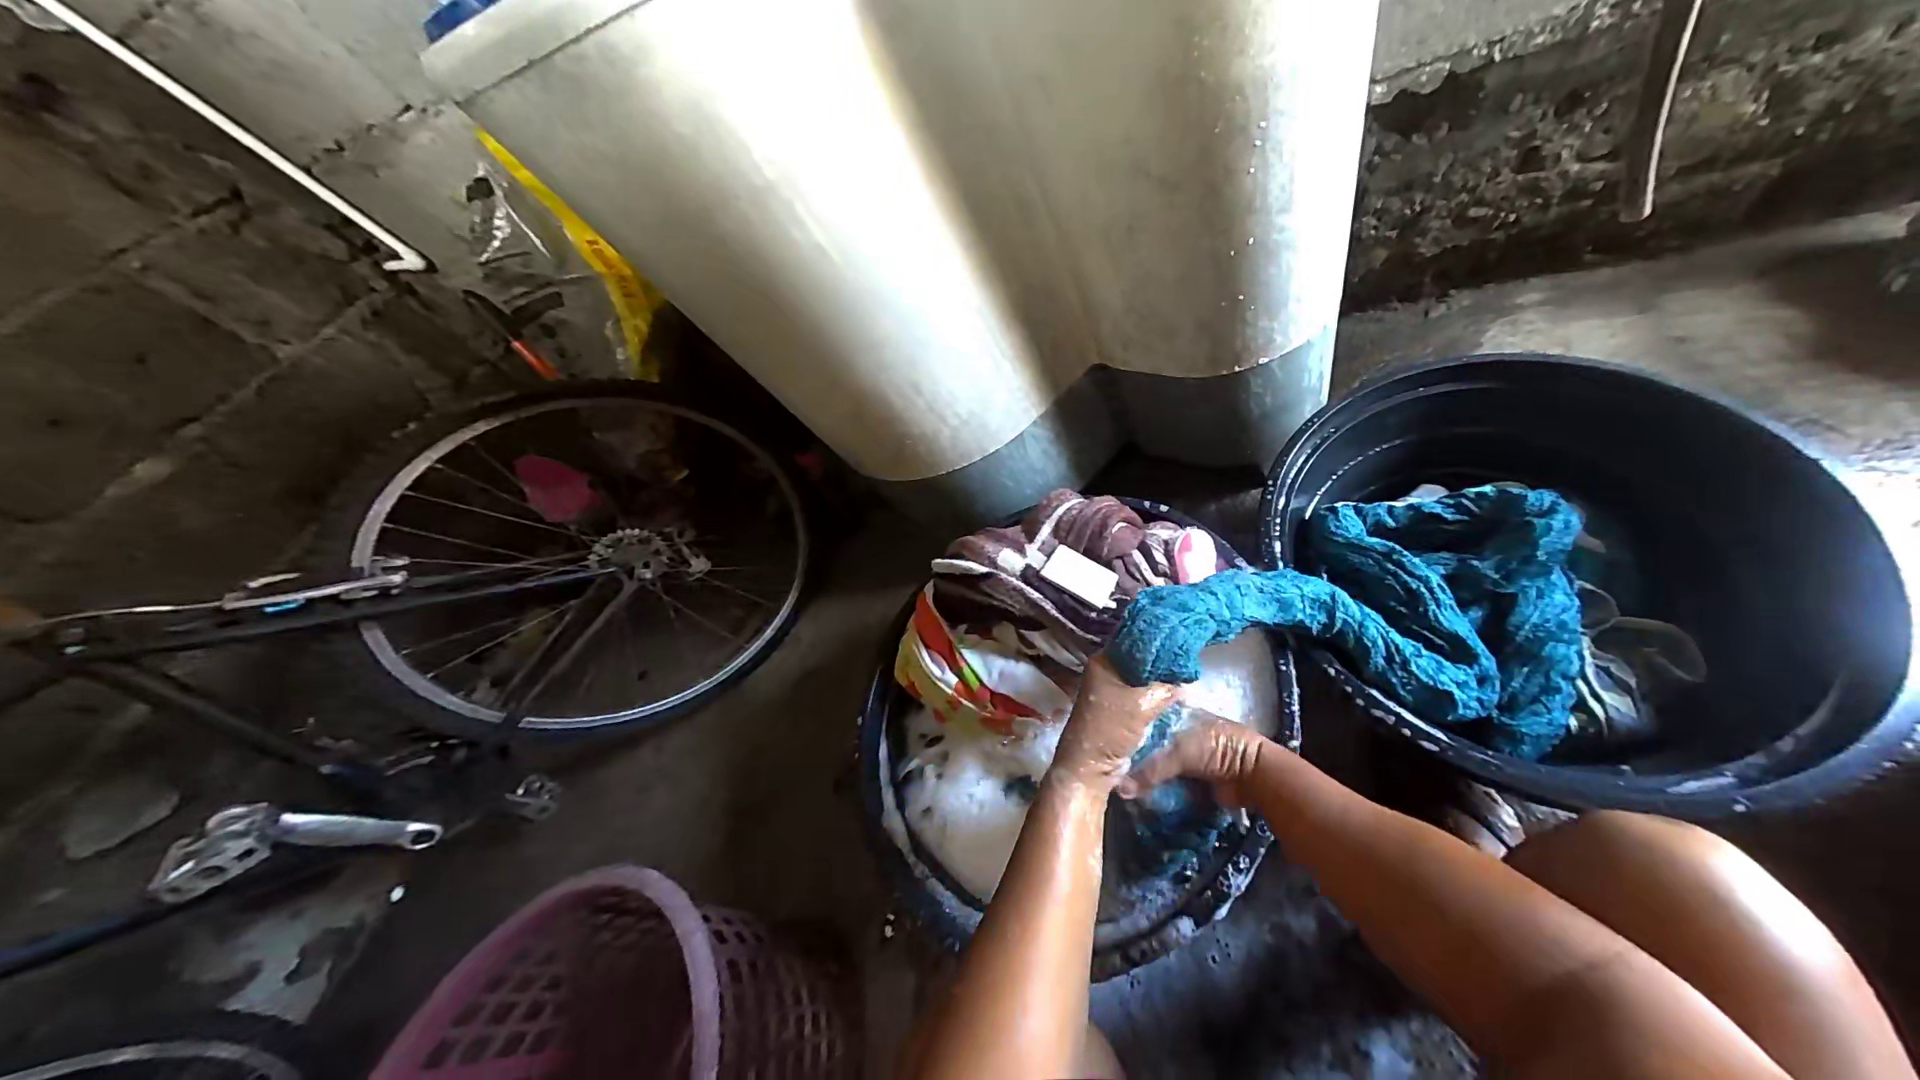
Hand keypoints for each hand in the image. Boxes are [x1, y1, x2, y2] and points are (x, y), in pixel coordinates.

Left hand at [1047, 654, 1179, 790]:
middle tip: (1190, 661)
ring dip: (1162, 680)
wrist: (1092, 766)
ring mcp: (1113, 689)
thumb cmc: (1110, 728)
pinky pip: (1143, 693)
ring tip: (1187, 676)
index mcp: (1104, 660)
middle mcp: (1106, 670)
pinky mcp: (1120, 706)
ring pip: (1144, 677)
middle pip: (1141, 659)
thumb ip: (1166, 685)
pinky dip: (1158, 694)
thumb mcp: (1142, 703)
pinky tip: (1177, 694)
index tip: (1184, 643)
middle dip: (1164, 662)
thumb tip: (1186, 675)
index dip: (1160, 642)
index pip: (1136, 641)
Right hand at [1117, 711, 1269, 808]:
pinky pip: (1165, 786)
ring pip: (1154, 768)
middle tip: (1106, 767)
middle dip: (1131, 758)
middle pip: (1147, 746)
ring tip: (1116, 785)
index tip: (1105, 741)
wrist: (1253, 777)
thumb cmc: (1217, 749)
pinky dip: (1154, 792)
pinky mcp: (1188, 781)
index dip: (1125, 730)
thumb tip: (1119, 789)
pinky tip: (1135, 797)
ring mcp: (1183, 759)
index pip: (1142, 720)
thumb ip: (1150, 770)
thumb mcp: (1181, 751)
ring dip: (1142, 778)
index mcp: (1175, 716)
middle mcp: (1176, 735)